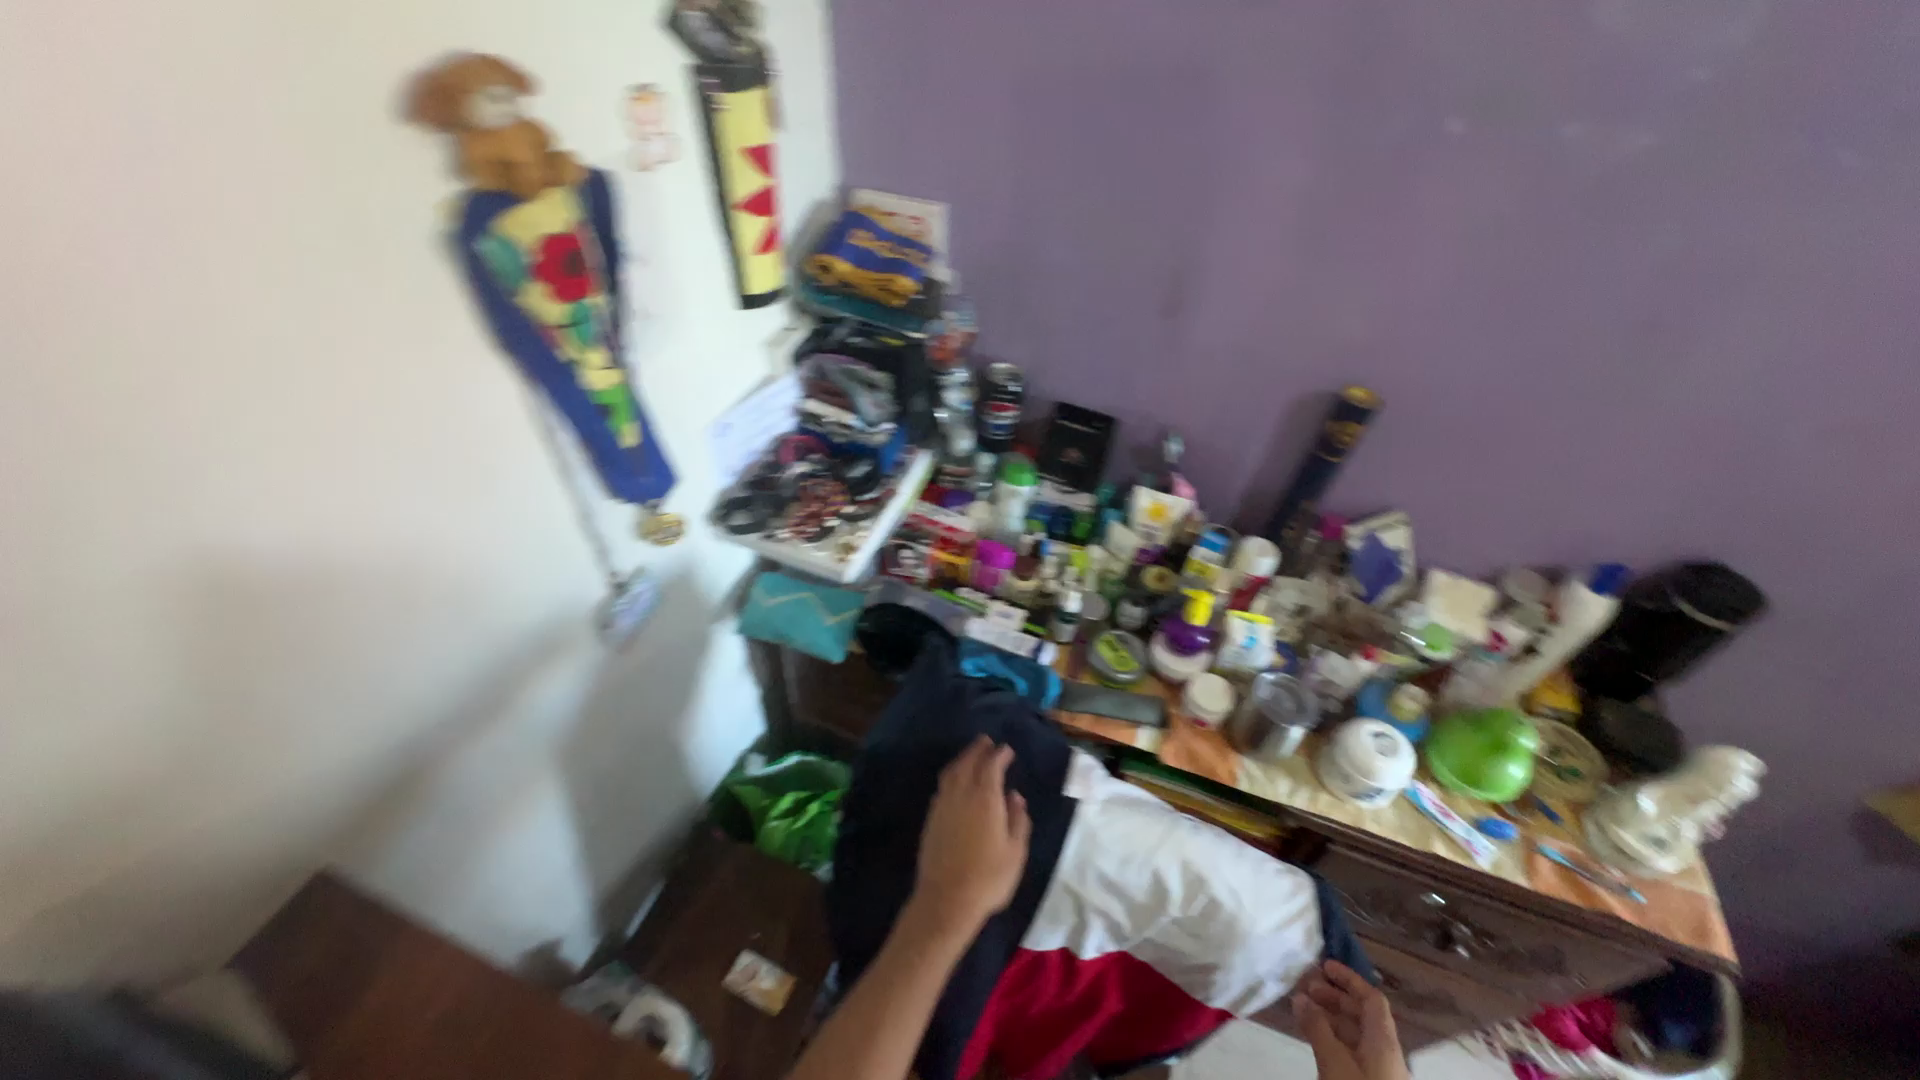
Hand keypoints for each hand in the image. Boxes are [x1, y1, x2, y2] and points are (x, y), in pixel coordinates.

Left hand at [909, 736, 1031, 935]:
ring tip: (971, 755)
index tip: (1006, 749)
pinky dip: (951, 776)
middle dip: (977, 750)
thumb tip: (1015, 796)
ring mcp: (942, 806)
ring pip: (951, 772)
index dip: (999, 755)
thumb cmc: (989, 877)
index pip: (991, 766)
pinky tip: (955, 782)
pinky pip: (942, 787)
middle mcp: (961, 795)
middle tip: (986, 741)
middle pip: (968, 762)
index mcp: (985, 799)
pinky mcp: (931, 819)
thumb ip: (1017, 820)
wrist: (947, 900)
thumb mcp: (1015, 851)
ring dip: (962, 759)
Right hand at [1292, 961, 1408, 1079]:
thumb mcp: (1333, 1062)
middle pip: (1364, 1015)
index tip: (1323, 965)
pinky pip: (1352, 1050)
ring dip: (1332, 1016)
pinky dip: (1333, 1037)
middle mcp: (1385, 1052)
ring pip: (1357, 1033)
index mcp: (1384, 1042)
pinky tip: (1314, 1037)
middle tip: (1307, 986)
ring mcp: (1379, 1071)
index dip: (1349, 979)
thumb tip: (1301, 996)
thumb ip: (1317, 1028)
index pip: (1372, 999)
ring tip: (1304, 1008)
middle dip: (1336, 996)